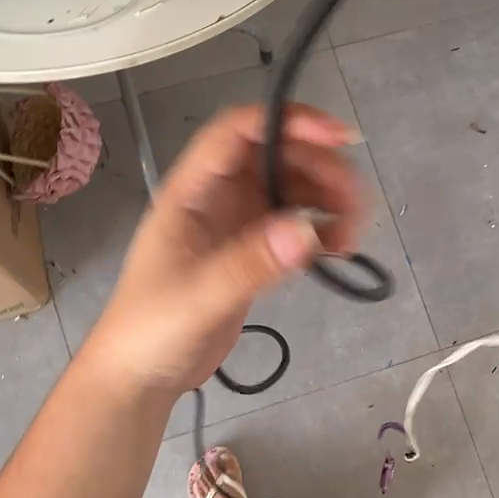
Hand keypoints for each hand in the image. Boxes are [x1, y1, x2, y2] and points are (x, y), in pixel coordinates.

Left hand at [78, 105, 369, 397]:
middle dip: (321, 169)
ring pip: (291, 191)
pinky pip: (295, 228)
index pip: (239, 133)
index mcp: (192, 192)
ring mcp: (237, 226)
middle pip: (277, 158)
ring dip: (327, 200)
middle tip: (356, 202)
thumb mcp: (198, 297)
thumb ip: (250, 265)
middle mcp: (218, 199)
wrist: (142, 375)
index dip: (287, 122)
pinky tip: (340, 250)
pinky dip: (320, 232)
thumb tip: (307, 231)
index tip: (337, 137)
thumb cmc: (153, 330)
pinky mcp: (253, 255)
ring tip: (353, 233)